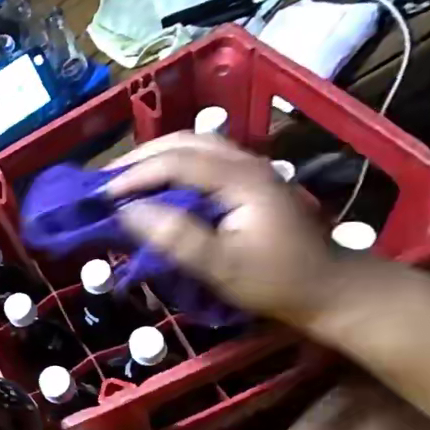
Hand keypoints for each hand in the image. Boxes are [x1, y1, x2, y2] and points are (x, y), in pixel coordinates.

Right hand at [106, 131, 349, 324]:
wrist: (329, 287)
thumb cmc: (275, 281)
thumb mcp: (222, 267)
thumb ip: (175, 237)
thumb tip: (127, 212)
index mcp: (241, 178)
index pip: (176, 162)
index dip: (134, 176)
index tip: (100, 197)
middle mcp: (245, 161)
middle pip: (182, 141)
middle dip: (137, 159)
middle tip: (102, 182)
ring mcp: (248, 166)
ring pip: (191, 144)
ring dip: (151, 157)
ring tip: (120, 180)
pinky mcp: (245, 178)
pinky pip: (199, 156)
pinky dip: (167, 164)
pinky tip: (151, 183)